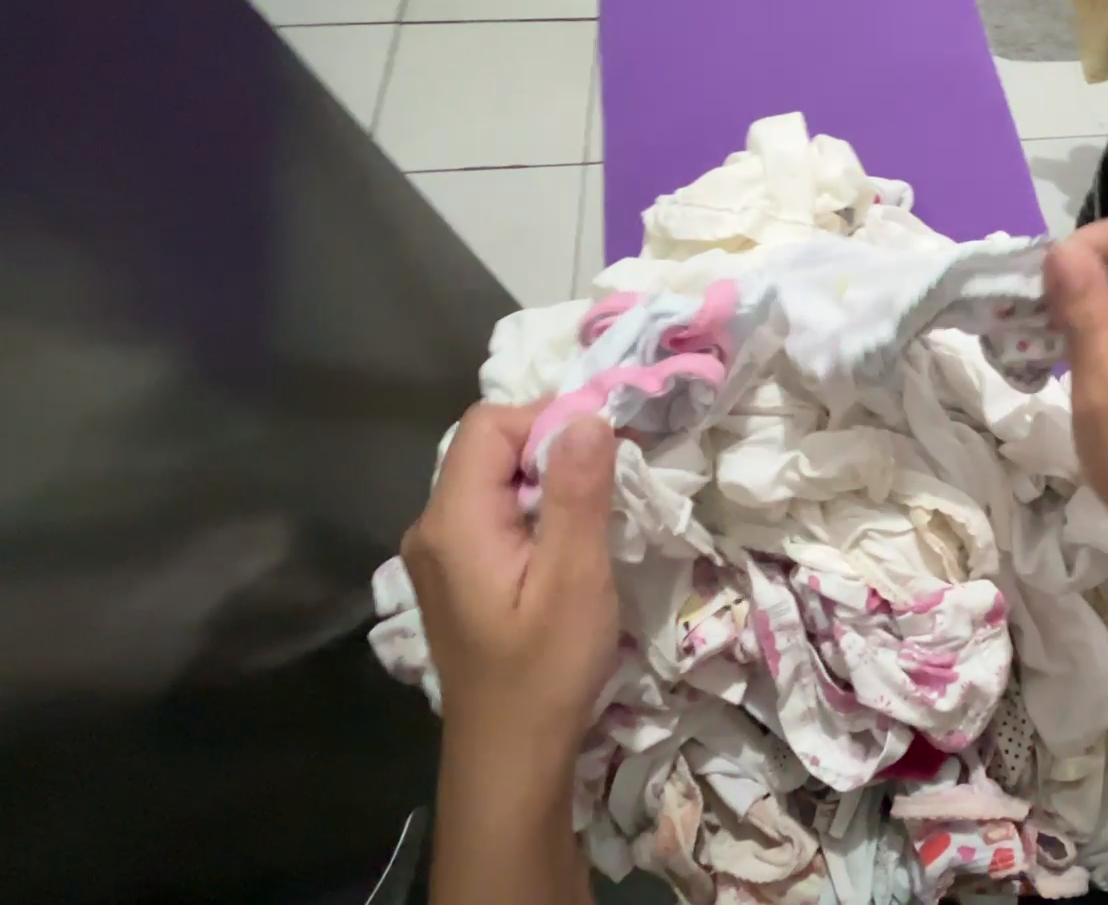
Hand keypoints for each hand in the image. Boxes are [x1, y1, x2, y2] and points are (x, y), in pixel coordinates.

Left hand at [401, 404, 618, 751]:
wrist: (511, 752)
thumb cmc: (546, 667)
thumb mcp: (574, 577)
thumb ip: (578, 493)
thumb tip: (590, 417)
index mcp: (454, 521)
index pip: (490, 423)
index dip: (550, 419)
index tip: (606, 451)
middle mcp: (434, 525)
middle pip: (490, 446)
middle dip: (555, 446)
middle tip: (612, 481)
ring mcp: (442, 550)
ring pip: (497, 476)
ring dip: (552, 477)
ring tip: (598, 512)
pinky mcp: (461, 569)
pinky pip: (498, 508)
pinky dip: (540, 505)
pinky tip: (570, 541)